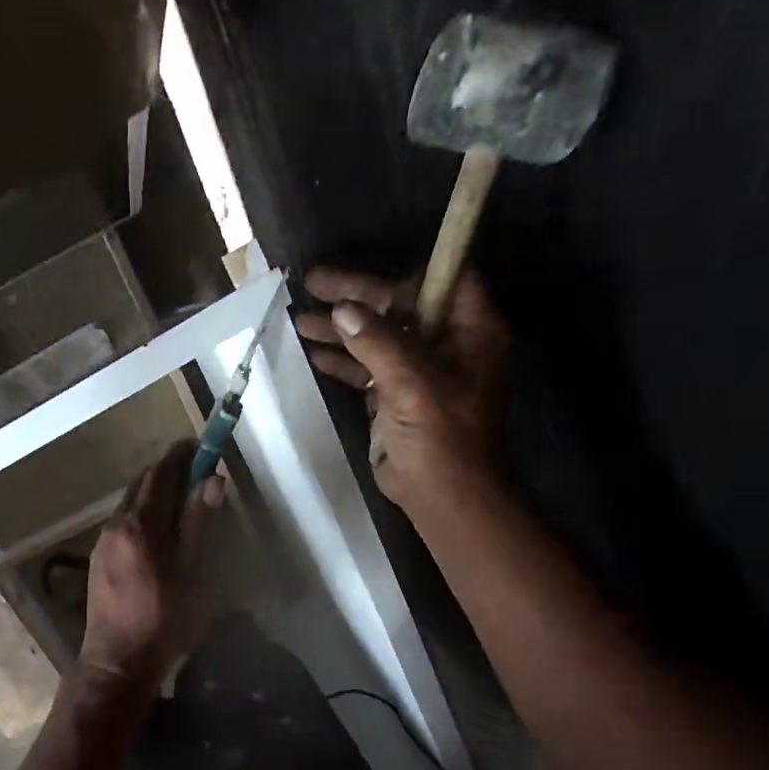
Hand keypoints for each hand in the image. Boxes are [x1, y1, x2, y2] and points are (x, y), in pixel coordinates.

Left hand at [77, 442, 223, 682]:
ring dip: (155, 491)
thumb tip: (213, 480)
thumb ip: (197, 524)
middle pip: (141, 484)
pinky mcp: (98, 557)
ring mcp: (102, 541)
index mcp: (138, 525)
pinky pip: (122, 521)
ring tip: (184, 496)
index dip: (181, 456)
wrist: (117, 660)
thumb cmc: (163, 621)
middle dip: (168, 470)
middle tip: (198, 469)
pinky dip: (143, 511)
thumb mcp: (191, 573)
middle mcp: (114, 525)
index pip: (160, 474)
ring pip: (130, 502)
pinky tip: (160, 526)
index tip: (201, 445)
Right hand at [295, 266, 508, 510]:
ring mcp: (418, 370)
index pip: (443, 281)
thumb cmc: (441, 438)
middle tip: (312, 284)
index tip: (360, 280)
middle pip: (399, 307)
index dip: (403, 276)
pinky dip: (341, 358)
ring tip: (299, 320)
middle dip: (356, 297)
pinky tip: (313, 352)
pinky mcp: (395, 394)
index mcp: (469, 332)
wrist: (442, 494)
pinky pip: (366, 366)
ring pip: (376, 336)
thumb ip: (377, 344)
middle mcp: (446, 344)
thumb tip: (342, 310)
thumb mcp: (412, 385)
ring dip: (340, 328)